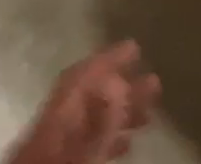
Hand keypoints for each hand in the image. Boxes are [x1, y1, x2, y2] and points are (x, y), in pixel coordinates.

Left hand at [9, 41, 162, 163]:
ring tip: (148, 113)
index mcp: (50, 124)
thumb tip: (116, 83)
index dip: (105, 59)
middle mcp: (47, 135)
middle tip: (154, 81)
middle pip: (85, 102)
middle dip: (121, 87)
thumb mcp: (78, 159)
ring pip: (87, 126)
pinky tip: (124, 147)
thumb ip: (96, 127)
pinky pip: (82, 150)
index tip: (134, 47)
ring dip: (118, 116)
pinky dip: (105, 143)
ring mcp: (48, 155)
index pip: (77, 81)